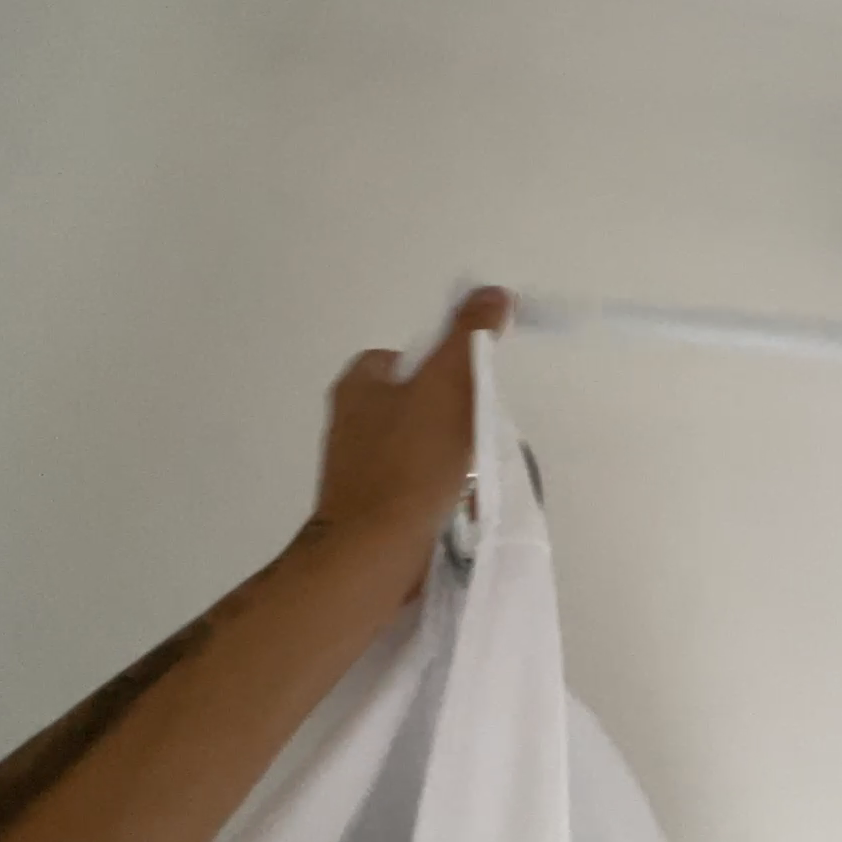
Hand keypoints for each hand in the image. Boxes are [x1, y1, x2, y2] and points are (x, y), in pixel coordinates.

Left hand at [311, 287, 512, 538]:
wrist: (379, 549)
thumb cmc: (412, 460)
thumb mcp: (450, 383)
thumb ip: (470, 336)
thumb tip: (493, 292)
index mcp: (357, 386)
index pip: (403, 358)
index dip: (440, 367)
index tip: (468, 389)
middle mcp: (348, 423)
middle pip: (414, 402)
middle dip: (449, 413)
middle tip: (477, 428)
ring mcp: (355, 468)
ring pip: (416, 444)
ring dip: (447, 452)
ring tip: (472, 467)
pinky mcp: (367, 506)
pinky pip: (412, 481)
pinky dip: (436, 485)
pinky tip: (456, 498)